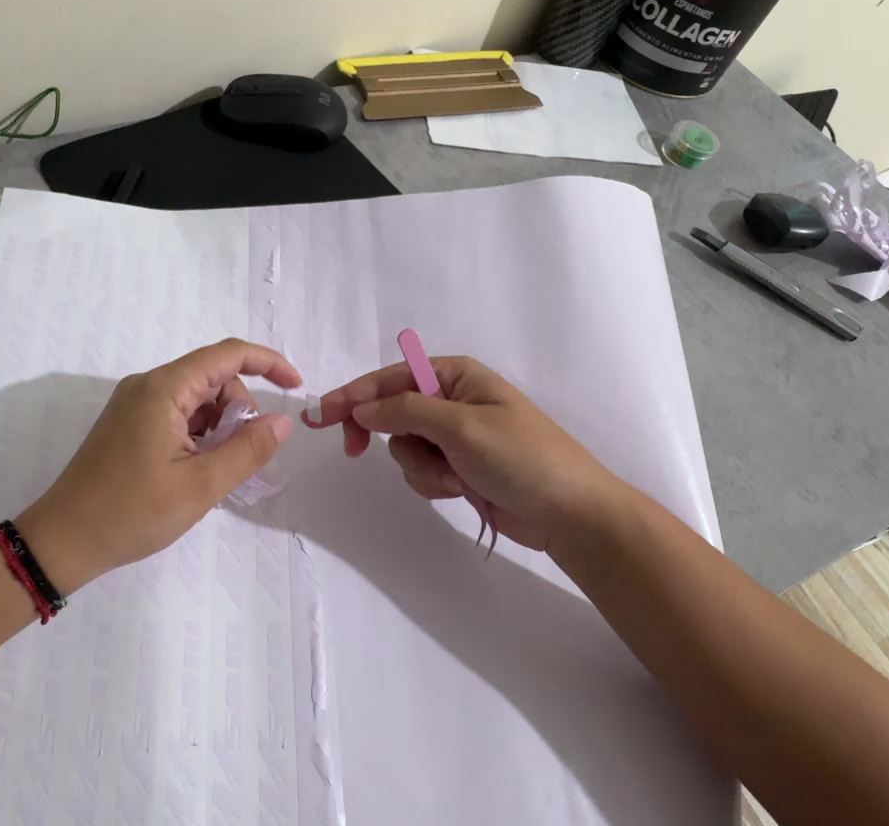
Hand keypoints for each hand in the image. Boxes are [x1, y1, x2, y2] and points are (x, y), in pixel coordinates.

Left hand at [15, 339, 300, 592]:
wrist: (61, 541)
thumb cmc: (131, 513)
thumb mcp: (200, 486)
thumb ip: (248, 450)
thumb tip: (282, 421)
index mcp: (163, 389)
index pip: (227, 355)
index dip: (268, 363)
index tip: (297, 388)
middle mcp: (147, 386)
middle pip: (213, 378)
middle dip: (240, 409)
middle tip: (242, 458)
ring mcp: (135, 405)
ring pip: (197, 399)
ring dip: (219, 427)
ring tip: (215, 472)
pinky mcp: (129, 425)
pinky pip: (178, 415)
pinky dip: (199, 436)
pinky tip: (197, 471)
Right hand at [306, 355, 612, 550]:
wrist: (569, 513)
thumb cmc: (521, 457)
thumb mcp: (461, 426)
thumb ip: (406, 411)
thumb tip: (362, 408)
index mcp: (456, 375)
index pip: (390, 378)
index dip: (352, 395)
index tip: (318, 415)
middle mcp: (452, 400)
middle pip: (390, 412)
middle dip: (386, 435)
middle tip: (354, 453)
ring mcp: (455, 437)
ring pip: (403, 447)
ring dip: (420, 466)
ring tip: (454, 476)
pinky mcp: (459, 468)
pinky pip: (421, 470)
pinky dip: (432, 482)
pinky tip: (460, 489)